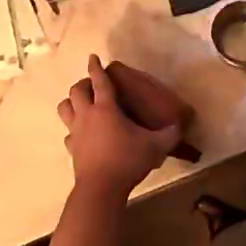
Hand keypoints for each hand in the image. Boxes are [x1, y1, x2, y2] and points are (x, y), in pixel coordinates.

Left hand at [57, 55, 180, 198]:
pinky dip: (73, 130)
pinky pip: (68, 134)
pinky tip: (81, 135)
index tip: (93, 57)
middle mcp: (86, 115)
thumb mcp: (156, 146)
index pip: (99, 81)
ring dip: (71, 102)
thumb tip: (181, 125)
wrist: (101, 187)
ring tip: (82, 104)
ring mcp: (75, 132)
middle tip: (92, 85)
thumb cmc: (127, 160)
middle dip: (82, 83)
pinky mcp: (71, 149)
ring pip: (64, 108)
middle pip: (76, 91)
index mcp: (105, 108)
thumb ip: (170, 134)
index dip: (95, 67)